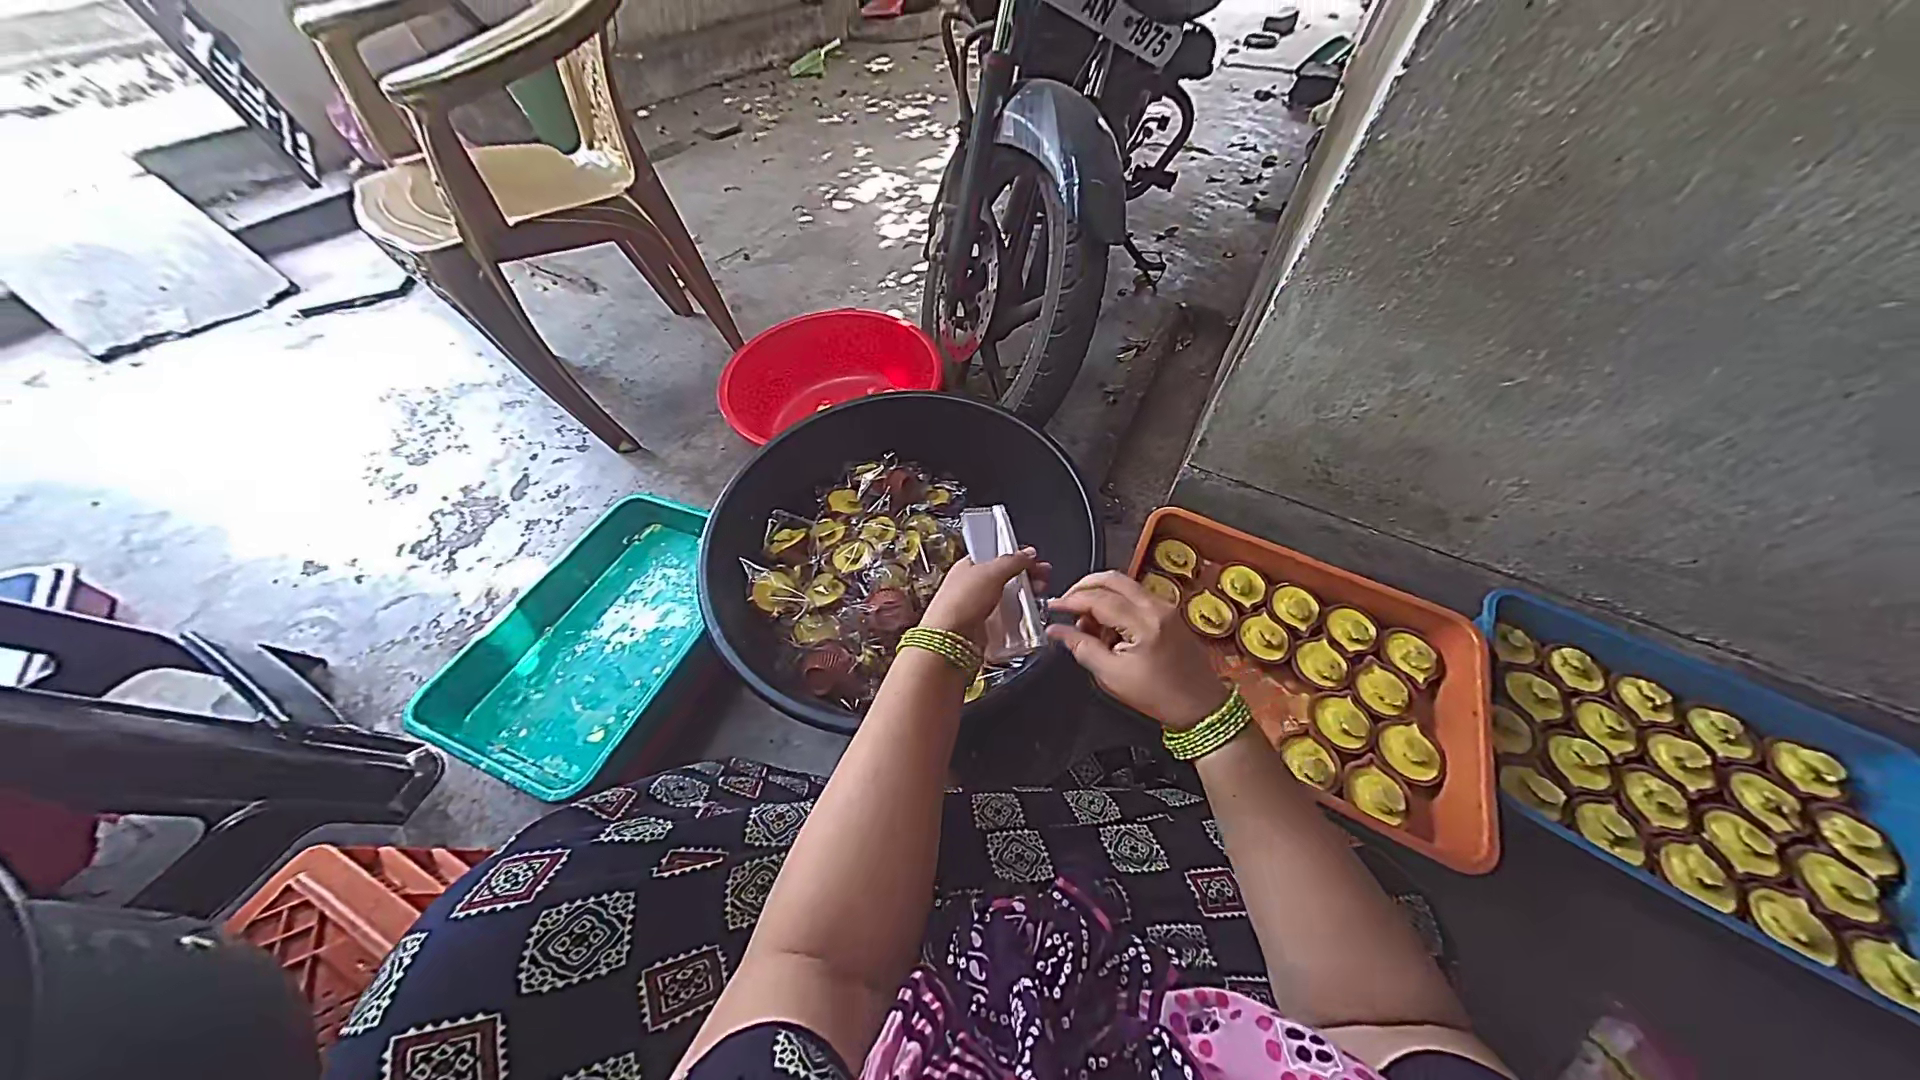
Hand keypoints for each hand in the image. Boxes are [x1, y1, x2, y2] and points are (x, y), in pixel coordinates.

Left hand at [919, 549, 1050, 651]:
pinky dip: (1017, 615)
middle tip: (1042, 576)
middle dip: (1025, 575)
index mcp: (968, 566)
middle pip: (1004, 576)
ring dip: (1024, 595)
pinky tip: (1026, 614)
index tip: (1033, 559)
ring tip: (1038, 594)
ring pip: (1006, 597)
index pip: (996, 555)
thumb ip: (1013, 561)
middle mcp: (972, 586)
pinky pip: (1005, 617)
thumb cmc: (959, 602)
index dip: (1016, 555)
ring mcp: (978, 607)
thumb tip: (1027, 554)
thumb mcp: (991, 572)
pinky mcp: (984, 626)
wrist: (950, 640)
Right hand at [1046, 571, 1228, 729]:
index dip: (1070, 601)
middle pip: (1112, 579)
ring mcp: (1165, 606)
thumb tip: (1057, 630)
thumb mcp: (1111, 676)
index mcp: (1144, 624)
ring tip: (1087, 623)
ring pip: (1123, 584)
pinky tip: (1107, 625)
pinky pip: (1135, 595)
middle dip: (1083, 587)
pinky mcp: (1168, 611)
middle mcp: (1157, 607)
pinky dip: (1115, 601)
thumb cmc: (1160, 696)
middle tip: (1066, 604)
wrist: (1201, 706)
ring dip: (1100, 595)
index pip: (1098, 599)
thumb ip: (1081, 648)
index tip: (1053, 607)